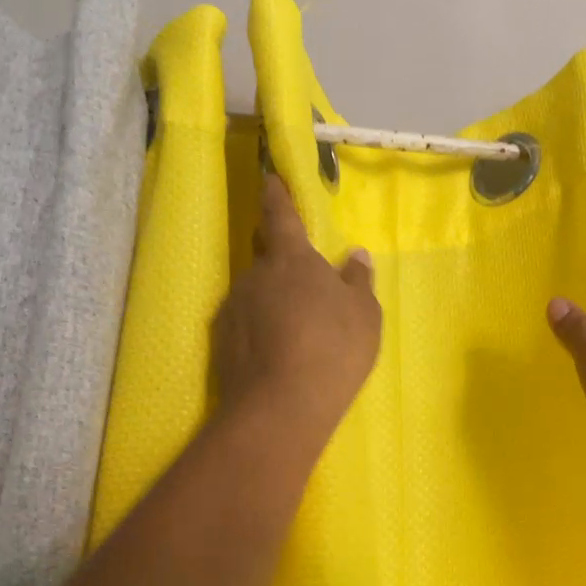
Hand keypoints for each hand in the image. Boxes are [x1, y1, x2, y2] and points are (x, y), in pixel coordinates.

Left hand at [214, 175, 381, 440]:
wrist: (281, 406)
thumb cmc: (333, 348)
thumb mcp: (364, 314)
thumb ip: (357, 281)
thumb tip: (356, 256)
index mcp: (292, 258)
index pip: (281, 215)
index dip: (277, 196)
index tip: (270, 179)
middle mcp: (255, 274)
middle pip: (266, 257)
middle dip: (282, 263)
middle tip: (304, 283)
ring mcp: (233, 308)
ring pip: (255, 293)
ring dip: (272, 302)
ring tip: (296, 332)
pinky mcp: (221, 342)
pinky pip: (245, 325)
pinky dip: (259, 331)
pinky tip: (277, 354)